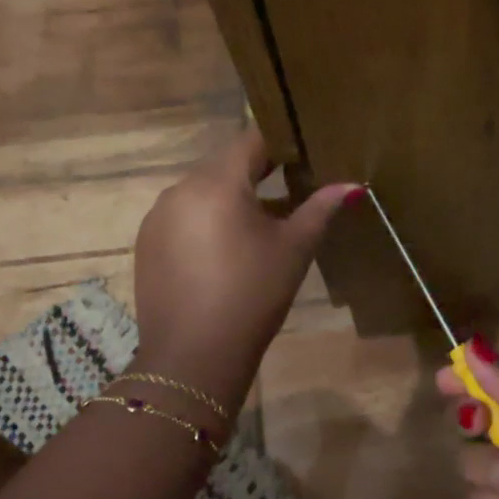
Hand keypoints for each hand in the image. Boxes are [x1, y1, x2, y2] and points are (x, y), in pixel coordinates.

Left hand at [134, 130, 357, 364]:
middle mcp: (179, 189)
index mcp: (216, 182)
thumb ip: (320, 209)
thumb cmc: (252, 294)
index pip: (252, 140)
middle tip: (293, 186)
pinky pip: (183, 216)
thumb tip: (351, 186)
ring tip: (263, 224)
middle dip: (258, 172)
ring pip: (202, 191)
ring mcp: (157, 217)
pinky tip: (227, 251)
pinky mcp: (147, 244)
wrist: (193, 357)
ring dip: (231, 198)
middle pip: (225, 164)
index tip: (306, 152)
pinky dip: (207, 221)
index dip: (281, 142)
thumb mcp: (294, 249)